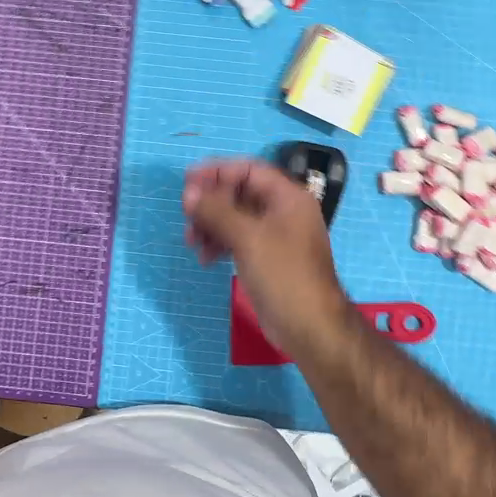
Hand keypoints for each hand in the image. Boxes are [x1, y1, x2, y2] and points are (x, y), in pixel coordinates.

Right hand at [183, 157, 353, 354]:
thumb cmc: (283, 274)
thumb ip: (217, 210)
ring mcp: (274, 236)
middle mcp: (282, 212)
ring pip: (235, 218)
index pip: (248, 170)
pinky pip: (238, 239)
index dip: (217, 171)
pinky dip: (220, 243)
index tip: (188, 181)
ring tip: (192, 241)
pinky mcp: (266, 258)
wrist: (308, 326)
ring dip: (211, 225)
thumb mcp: (248, 237)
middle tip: (186, 215)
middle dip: (211, 203)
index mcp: (287, 198)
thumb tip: (189, 192)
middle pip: (239, 193)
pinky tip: (205, 257)